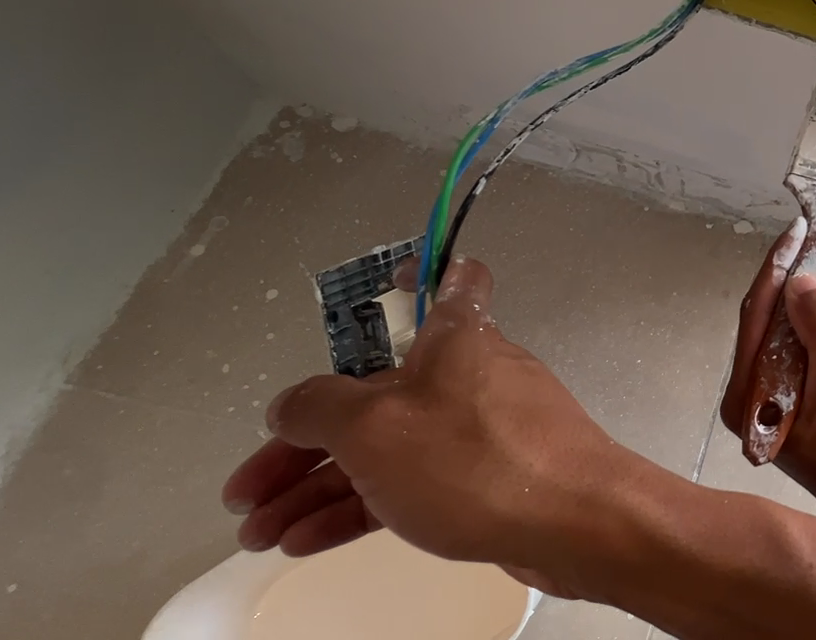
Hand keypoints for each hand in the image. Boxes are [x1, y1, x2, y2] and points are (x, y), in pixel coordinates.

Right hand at [220, 257, 639, 600]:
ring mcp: (483, 428)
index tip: (392, 279)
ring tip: (258, 533)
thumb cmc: (473, 458)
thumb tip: (292, 401)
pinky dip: (361, 507)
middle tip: (243, 495)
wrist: (572, 519)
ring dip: (319, 485)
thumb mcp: (377, 426)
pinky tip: (304, 542)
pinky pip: (413, 483)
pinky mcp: (489, 477)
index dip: (428, 271)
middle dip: (307, 441)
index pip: (456, 283)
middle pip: (381, 392)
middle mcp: (471, 374)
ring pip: (391, 445)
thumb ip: (321, 407)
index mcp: (457, 340)